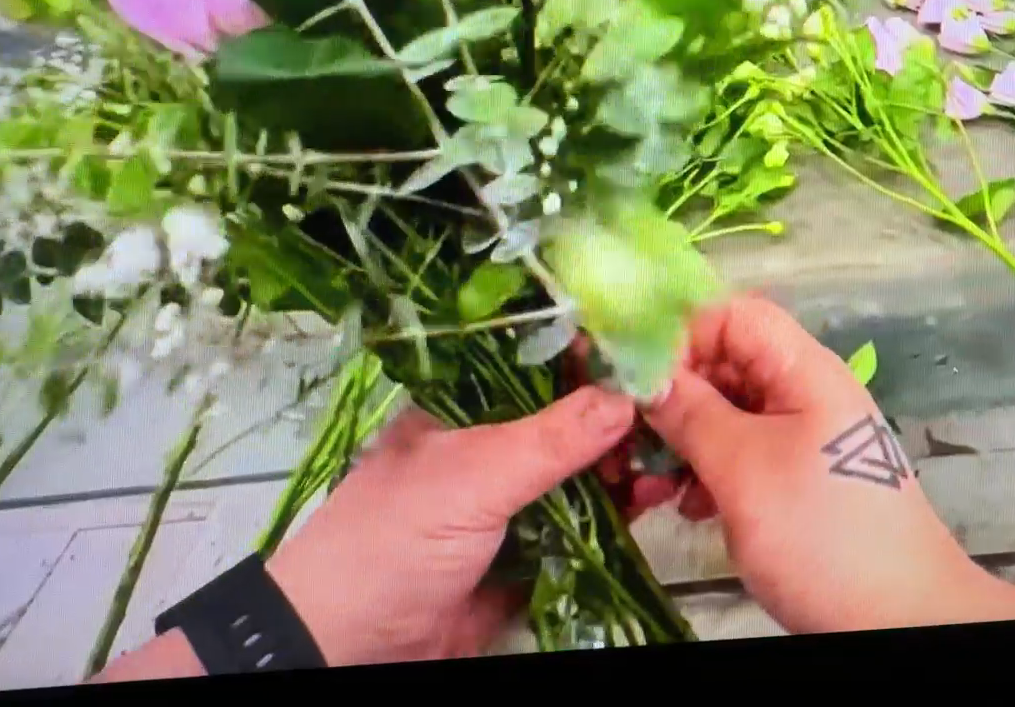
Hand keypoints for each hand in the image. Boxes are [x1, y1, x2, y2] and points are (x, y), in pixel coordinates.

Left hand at [265, 387, 635, 664]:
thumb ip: (552, 439)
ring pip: (578, 473)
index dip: (591, 363)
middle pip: (568, 422)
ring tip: (664, 467)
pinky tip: (646, 502)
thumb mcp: (474, 476)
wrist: (347, 652)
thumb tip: (628, 394)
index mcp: (465, 407)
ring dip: (621, 469)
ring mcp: (509, 500)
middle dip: (617, 423)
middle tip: (666, 426)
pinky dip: (614, 515)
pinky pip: (580, 524)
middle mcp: (490, 445)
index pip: (538, 368)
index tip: (648, 361)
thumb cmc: (396, 539)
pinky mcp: (527, 550)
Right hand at [641, 296, 1014, 633]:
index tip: (645, 382)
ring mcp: (803, 434)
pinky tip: (691, 506)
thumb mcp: (743, 470)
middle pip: (728, 363)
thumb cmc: (822, 534)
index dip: (685, 336)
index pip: (734, 315)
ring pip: (730, 411)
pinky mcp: (799, 475)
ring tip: (654, 482)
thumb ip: (690, 414)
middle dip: (677, 395)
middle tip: (634, 436)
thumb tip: (647, 377)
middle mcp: (804, 390)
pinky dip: (711, 469)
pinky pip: (744, 451)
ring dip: (687, 439)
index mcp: (803, 369)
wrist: (904, 623)